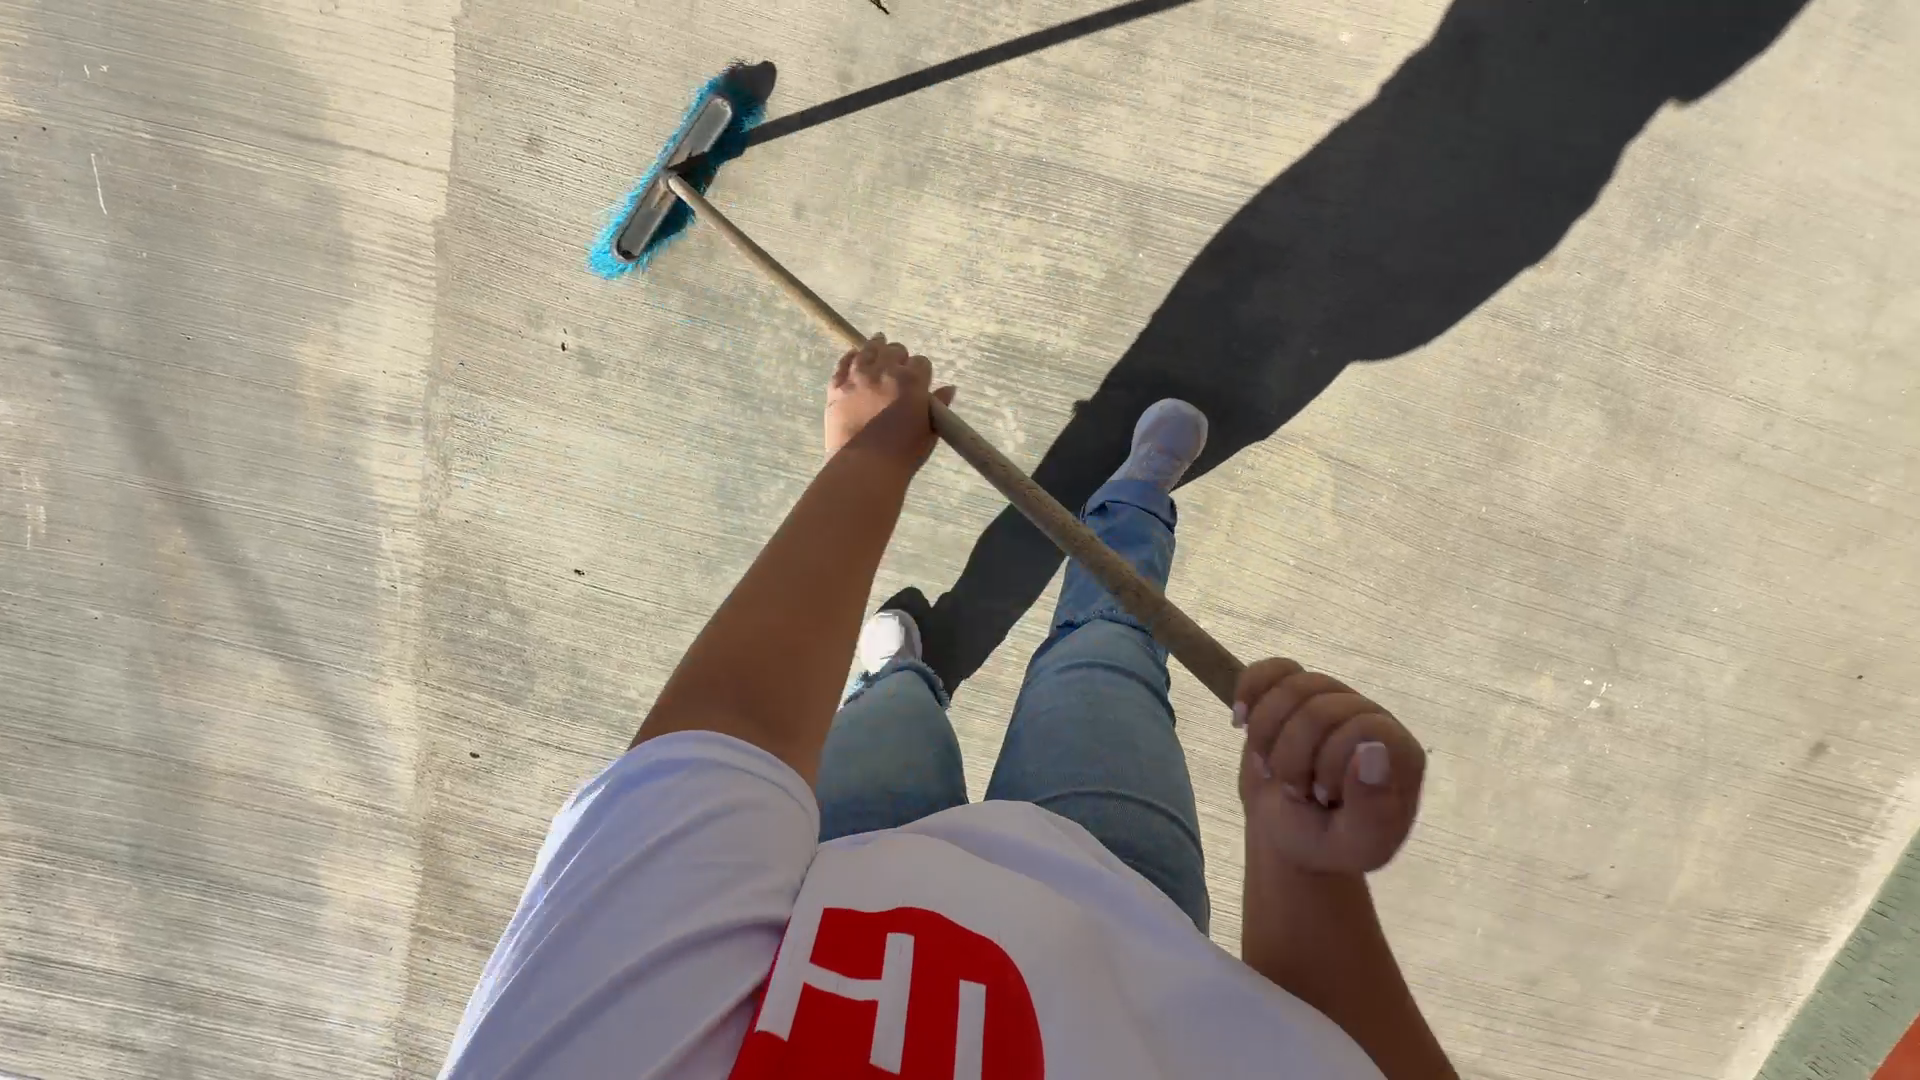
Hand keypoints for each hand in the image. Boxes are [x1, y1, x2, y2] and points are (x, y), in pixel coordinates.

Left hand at [824, 334, 955, 462]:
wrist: (865, 466)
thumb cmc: (904, 454)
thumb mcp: (929, 431)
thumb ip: (938, 406)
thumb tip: (950, 389)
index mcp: (911, 381)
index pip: (921, 362)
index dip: (921, 370)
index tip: (919, 380)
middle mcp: (884, 371)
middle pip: (894, 350)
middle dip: (899, 356)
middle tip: (899, 365)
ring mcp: (857, 377)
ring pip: (868, 350)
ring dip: (875, 347)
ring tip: (878, 343)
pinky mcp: (837, 388)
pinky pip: (843, 364)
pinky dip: (850, 357)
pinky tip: (854, 355)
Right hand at [1234, 659, 1425, 874]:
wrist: (1288, 832)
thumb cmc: (1325, 843)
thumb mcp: (1356, 844)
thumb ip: (1373, 809)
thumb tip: (1373, 749)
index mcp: (1398, 753)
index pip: (1360, 727)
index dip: (1327, 761)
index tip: (1319, 796)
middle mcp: (1369, 716)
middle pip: (1319, 705)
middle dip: (1290, 753)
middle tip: (1291, 788)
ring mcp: (1330, 699)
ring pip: (1291, 685)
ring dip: (1266, 732)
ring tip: (1270, 766)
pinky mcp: (1295, 690)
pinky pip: (1272, 668)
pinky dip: (1249, 691)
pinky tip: (1241, 720)